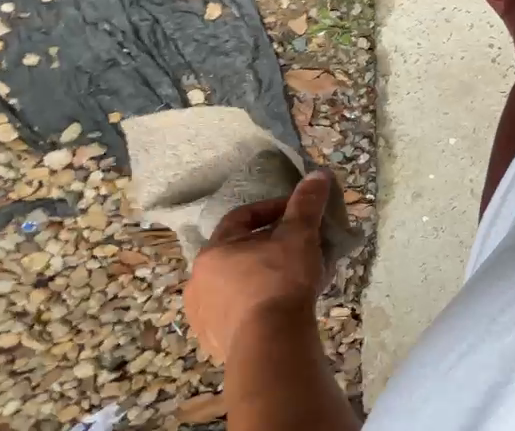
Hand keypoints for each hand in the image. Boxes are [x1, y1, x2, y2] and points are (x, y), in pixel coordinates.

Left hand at [185, 171, 332, 362]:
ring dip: (258, 272)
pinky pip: (232, 308)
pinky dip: (252, 300)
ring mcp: (200, 311)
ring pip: (233, 280)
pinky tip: (277, 303)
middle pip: (236, 250)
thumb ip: (306, 203)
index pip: (241, 217)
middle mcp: (198, 280)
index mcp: (214, 251)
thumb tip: (317, 174)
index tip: (300, 212)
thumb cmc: (281, 278)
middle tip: (299, 245)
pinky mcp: (210, 336)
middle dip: (268, 243)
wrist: (268, 339)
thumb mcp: (300, 234)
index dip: (273, 208)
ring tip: (291, 276)